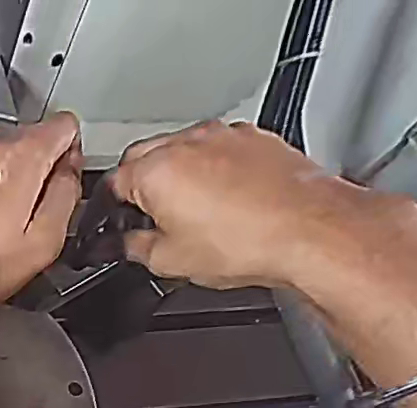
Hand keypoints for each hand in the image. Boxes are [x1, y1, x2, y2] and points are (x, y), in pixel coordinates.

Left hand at [0, 113, 83, 311]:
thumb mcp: (45, 241)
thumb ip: (67, 196)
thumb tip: (70, 173)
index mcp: (22, 156)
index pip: (64, 126)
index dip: (71, 155)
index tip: (64, 181)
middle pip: (32, 139)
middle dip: (39, 170)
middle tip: (32, 214)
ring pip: (3, 153)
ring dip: (10, 179)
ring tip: (3, 221)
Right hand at [111, 121, 416, 304]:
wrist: (306, 230)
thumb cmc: (246, 242)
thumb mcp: (171, 262)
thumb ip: (136, 249)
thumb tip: (128, 245)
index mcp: (156, 170)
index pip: (113, 183)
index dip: (110, 209)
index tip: (115, 225)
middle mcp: (187, 142)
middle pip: (143, 157)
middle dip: (139, 187)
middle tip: (146, 221)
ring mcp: (222, 136)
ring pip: (181, 150)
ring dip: (175, 176)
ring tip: (188, 216)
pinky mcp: (252, 138)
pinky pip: (217, 151)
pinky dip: (210, 171)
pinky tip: (220, 204)